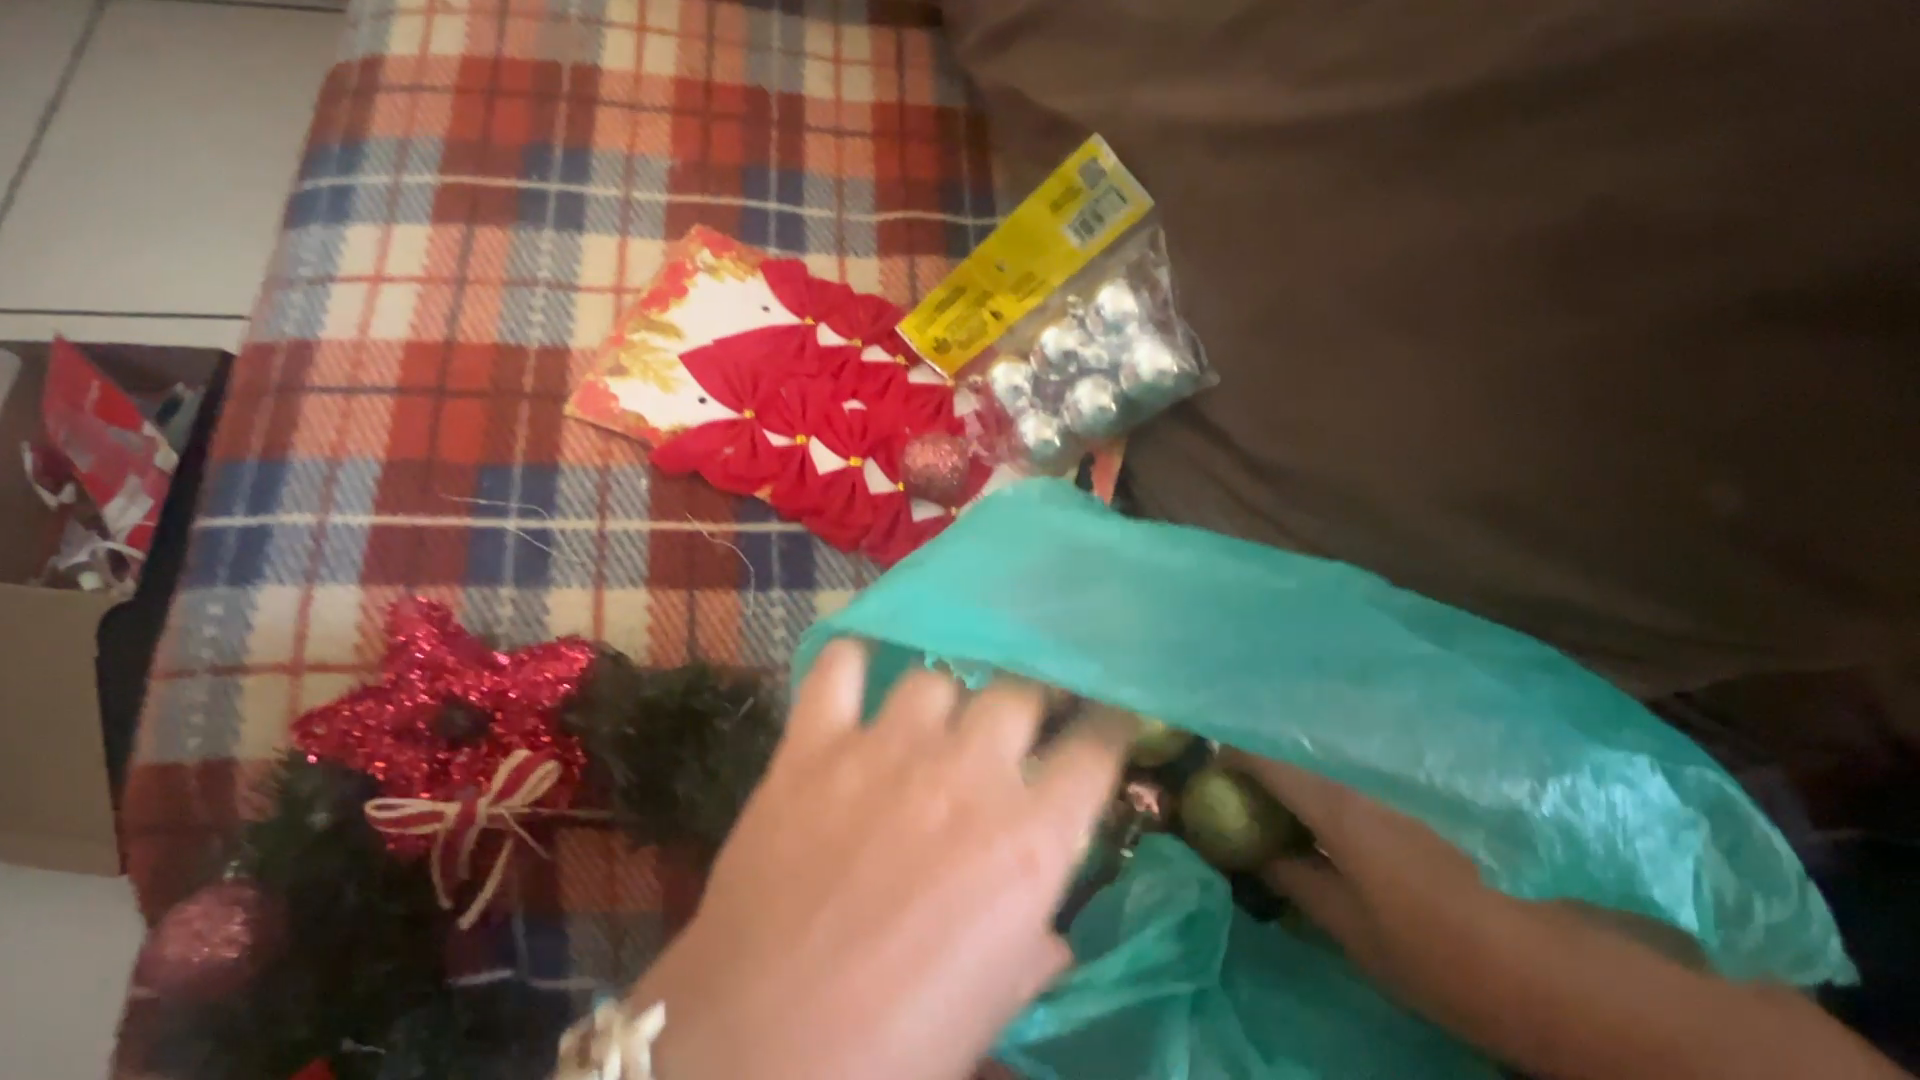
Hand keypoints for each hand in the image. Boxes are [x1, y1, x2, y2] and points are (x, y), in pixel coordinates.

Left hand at [632, 641, 1134, 1079]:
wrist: (764, 1044)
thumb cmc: (898, 1042)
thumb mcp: (997, 1003)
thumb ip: (1036, 948)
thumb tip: (1050, 931)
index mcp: (1029, 842)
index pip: (1096, 749)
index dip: (1112, 722)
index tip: (1111, 712)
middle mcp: (967, 774)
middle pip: (1020, 691)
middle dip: (1034, 696)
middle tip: (1027, 710)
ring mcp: (886, 751)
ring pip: (937, 675)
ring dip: (950, 691)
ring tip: (944, 710)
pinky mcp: (812, 747)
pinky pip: (838, 669)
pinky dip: (853, 657)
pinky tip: (863, 661)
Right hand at [1229, 753, 1908, 1079]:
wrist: (1621, 982)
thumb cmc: (1470, 967)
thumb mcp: (1365, 940)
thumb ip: (1300, 885)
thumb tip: (1257, 853)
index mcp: (1345, 802)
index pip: (1260, 753)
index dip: (1229, 757)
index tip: (1217, 775)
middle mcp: (1384, 761)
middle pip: (1306, 729)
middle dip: (1276, 743)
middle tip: (1263, 777)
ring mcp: (1436, 754)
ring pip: (1357, 726)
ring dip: (1326, 742)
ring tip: (1316, 771)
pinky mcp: (1481, 759)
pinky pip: (1406, 736)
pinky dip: (1377, 746)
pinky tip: (1382, 771)